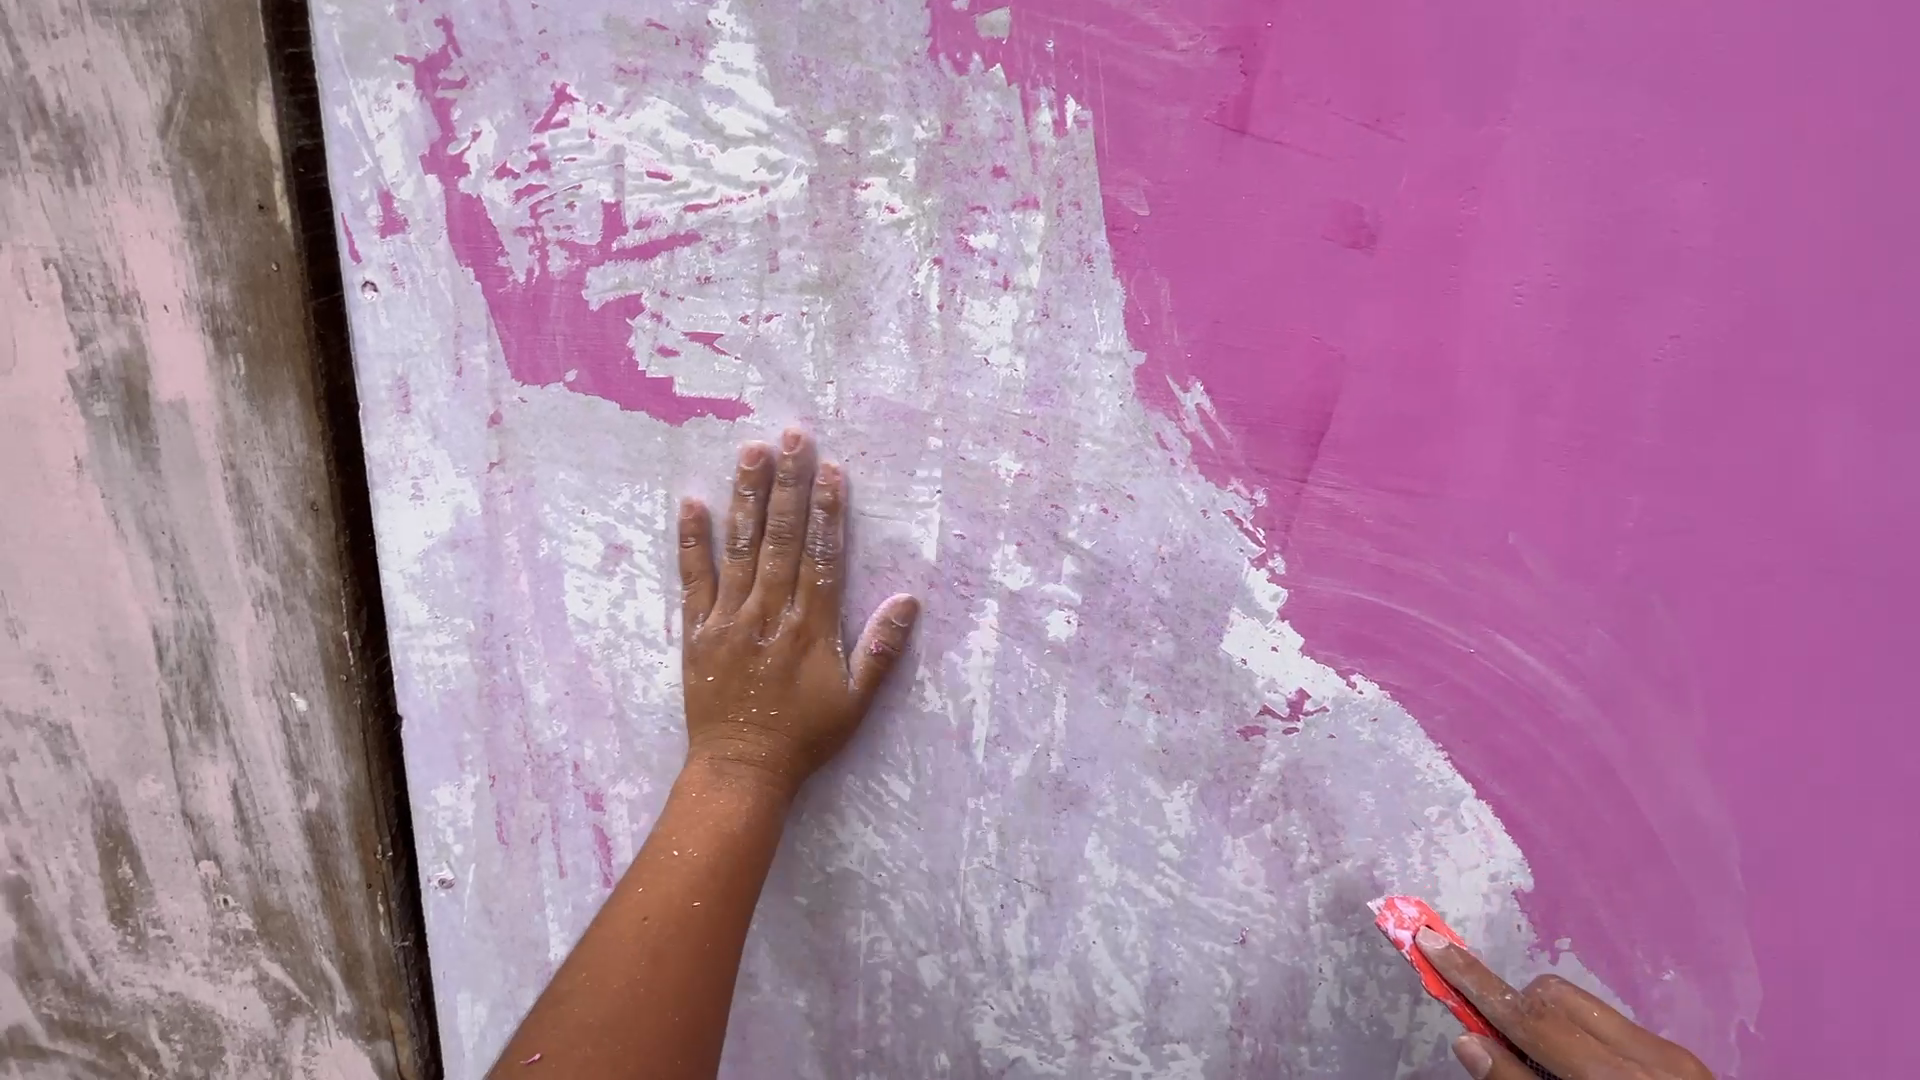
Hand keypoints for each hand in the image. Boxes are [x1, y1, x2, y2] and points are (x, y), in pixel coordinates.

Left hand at [676, 429, 919, 794]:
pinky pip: (693, 579)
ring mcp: (729, 619)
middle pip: (781, 540)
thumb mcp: (857, 701)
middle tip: (793, 437)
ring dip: (747, 498)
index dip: (827, 511)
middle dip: (789, 485)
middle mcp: (770, 613)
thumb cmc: (806, 736)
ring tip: (752, 452)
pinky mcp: (698, 630)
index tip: (830, 469)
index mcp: (810, 628)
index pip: (821, 557)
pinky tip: (692, 503)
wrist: (742, 770)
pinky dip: (692, 541)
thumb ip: (882, 649)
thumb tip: (909, 600)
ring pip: (740, 549)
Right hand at [1417, 928, 1712, 1079]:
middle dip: (1518, 1007)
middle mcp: (1650, 1057)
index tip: (1428, 940)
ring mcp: (1675, 1056)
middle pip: (1552, 995)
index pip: (1526, 1016)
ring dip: (1549, 1021)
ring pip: (1579, 1003)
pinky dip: (1583, 1039)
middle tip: (1506, 1046)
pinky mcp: (1686, 1060)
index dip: (1472, 979)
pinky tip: (1588, 1075)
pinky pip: (1611, 1024)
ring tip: (1551, 1066)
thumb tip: (1468, 1041)